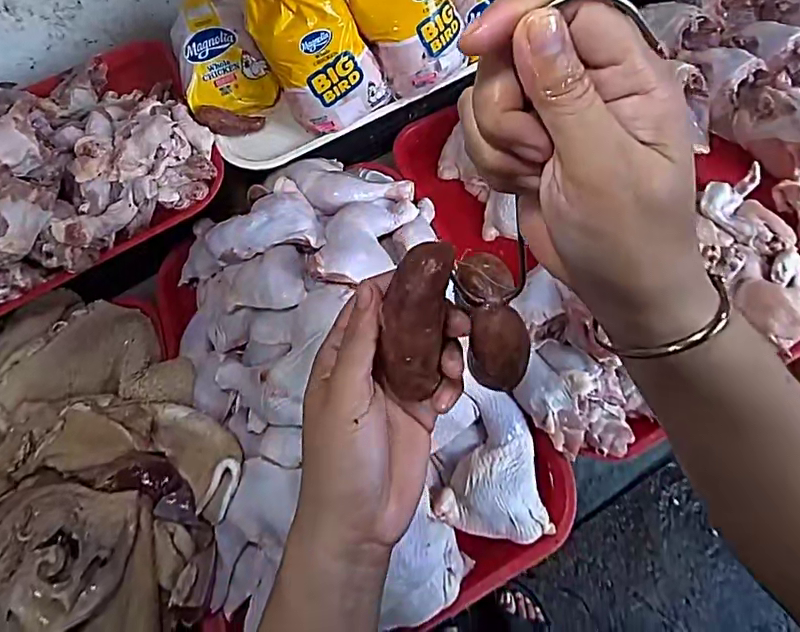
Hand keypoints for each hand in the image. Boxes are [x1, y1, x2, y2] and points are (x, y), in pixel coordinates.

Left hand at [293, 280, 468, 558]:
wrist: (360, 524)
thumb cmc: (341, 458)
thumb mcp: (345, 395)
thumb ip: (360, 341)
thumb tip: (369, 289)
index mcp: (344, 355)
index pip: (369, 304)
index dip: (395, 285)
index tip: (427, 274)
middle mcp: (372, 363)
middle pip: (408, 321)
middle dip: (435, 318)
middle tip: (459, 322)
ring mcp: (399, 385)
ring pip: (431, 346)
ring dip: (447, 351)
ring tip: (453, 371)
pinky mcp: (421, 407)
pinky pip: (443, 378)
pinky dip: (450, 383)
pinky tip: (446, 401)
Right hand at [456, 0, 712, 348]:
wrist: (623, 296)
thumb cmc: (631, 236)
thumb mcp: (602, 166)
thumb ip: (567, 93)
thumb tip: (535, 21)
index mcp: (632, 73)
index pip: (575, 7)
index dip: (523, 14)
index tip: (476, 44)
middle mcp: (593, 79)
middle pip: (519, 45)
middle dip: (508, 103)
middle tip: (535, 151)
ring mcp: (556, 108)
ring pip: (492, 87)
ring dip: (498, 138)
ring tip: (535, 174)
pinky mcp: (527, 135)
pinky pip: (482, 123)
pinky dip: (491, 156)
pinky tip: (522, 183)